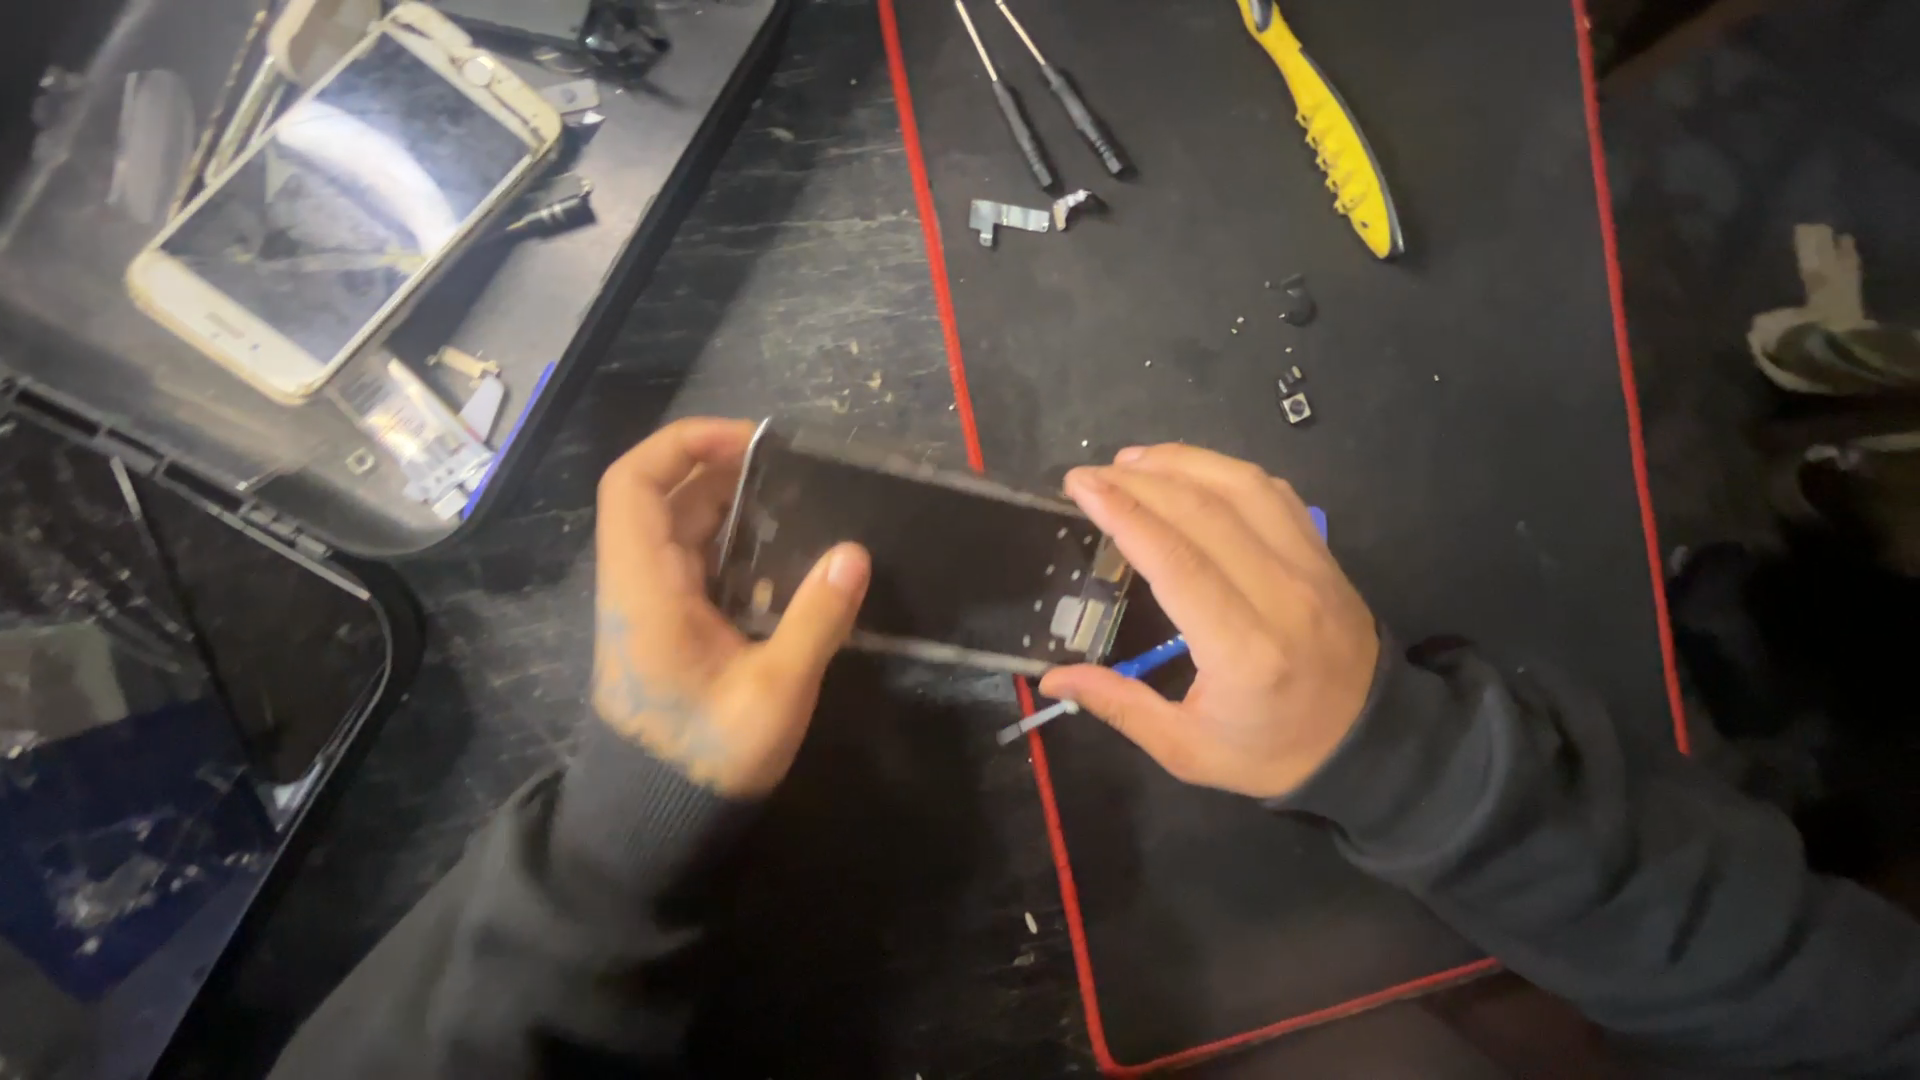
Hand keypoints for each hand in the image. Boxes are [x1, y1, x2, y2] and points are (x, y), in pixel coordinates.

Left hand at [592, 418, 870, 796]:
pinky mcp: (668, 630)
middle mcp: (638, 587)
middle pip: (661, 500)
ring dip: (728, 508)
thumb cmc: (705, 758)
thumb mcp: (774, 692)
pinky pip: (694, 565)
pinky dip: (731, 545)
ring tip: (794, 504)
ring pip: (678, 532)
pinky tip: (781, 557)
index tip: (749, 442)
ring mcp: (650, 609)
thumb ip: (815, 620)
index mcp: (645, 590)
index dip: (683, 445)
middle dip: (720, 471)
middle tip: (790, 472)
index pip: (634, 485)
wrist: (652, 825)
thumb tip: (854, 553)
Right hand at [1038, 445, 1379, 798]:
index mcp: (1242, 650)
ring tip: (1129, 461)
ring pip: (1241, 486)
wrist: (1372, 744)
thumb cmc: (1272, 751)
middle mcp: (1280, 594)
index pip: (1176, 561)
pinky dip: (1223, 470)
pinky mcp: (1321, 553)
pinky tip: (1188, 471)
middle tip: (1088, 474)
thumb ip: (1119, 706)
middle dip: (1137, 481)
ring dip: (1180, 462)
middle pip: (1203, 511)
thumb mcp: (1186, 750)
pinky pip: (1271, 492)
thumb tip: (1052, 678)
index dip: (1124, 514)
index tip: (1081, 487)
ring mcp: (1309, 566)